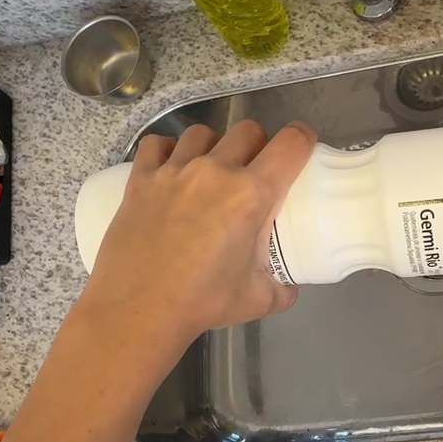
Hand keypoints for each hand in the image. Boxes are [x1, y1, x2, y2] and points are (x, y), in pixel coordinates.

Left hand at [83, 121, 314, 345]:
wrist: (139, 310)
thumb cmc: (203, 303)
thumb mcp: (259, 299)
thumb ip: (284, 288)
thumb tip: (290, 285)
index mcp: (251, 195)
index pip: (290, 144)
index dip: (303, 139)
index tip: (303, 148)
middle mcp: (214, 172)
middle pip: (249, 131)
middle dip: (260, 146)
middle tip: (257, 172)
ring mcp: (173, 171)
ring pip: (204, 134)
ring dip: (216, 147)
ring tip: (212, 172)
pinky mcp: (140, 179)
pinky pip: (158, 144)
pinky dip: (169, 151)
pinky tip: (172, 170)